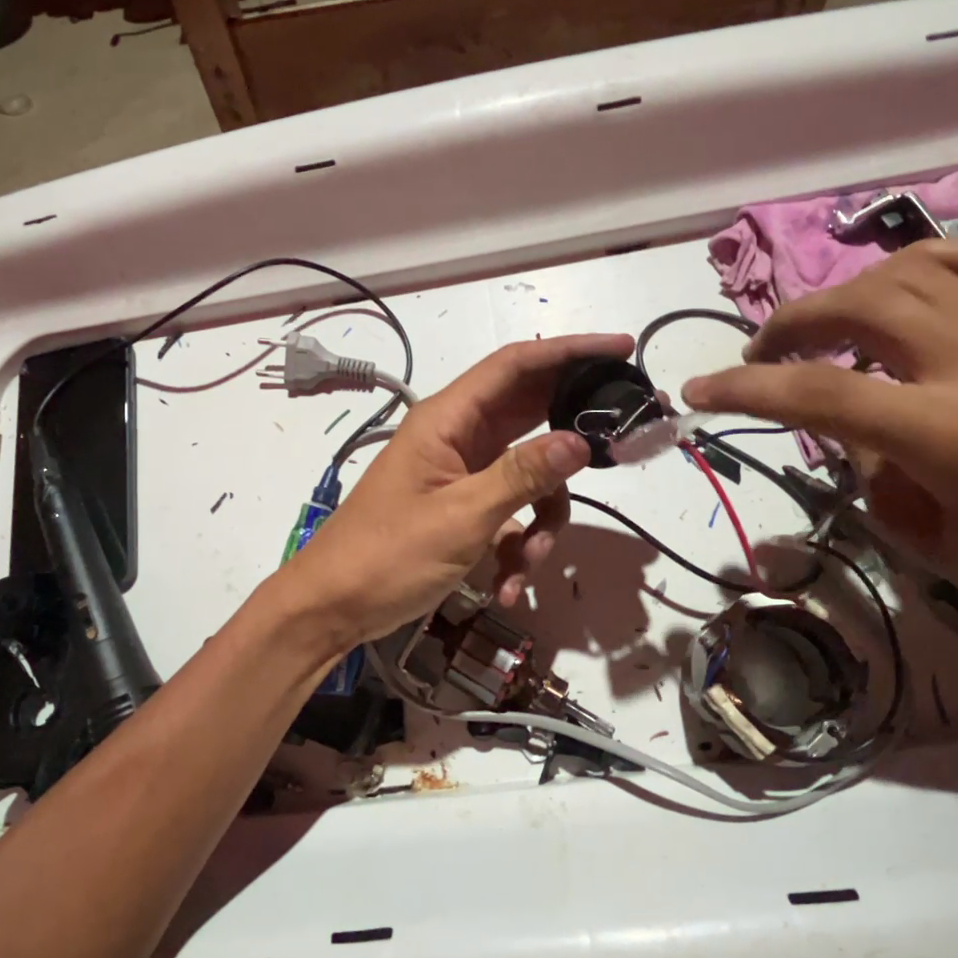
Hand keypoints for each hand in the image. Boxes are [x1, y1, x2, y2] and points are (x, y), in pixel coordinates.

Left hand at [270, 333, 634, 651]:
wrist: (333, 608)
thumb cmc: (387, 555)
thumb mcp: (461, 517)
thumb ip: (522, 476)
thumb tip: (581, 439)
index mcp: (448, 419)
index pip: (516, 365)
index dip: (570, 351)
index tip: (622, 349)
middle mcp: (458, 436)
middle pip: (530, 415)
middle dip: (574, 432)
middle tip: (624, 440)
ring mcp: (462, 473)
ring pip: (529, 475)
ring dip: (542, 518)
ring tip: (530, 562)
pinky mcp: (465, 509)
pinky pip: (511, 512)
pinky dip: (519, 545)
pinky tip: (508, 585)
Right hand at [681, 239, 957, 645]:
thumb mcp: (922, 536)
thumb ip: (866, 465)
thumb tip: (839, 417)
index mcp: (956, 437)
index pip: (823, 393)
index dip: (745, 388)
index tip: (698, 389)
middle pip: (863, 306)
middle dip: (792, 323)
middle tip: (761, 354)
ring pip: (913, 269)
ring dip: (849, 292)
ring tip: (824, 327)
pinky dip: (920, 265)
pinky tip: (897, 292)